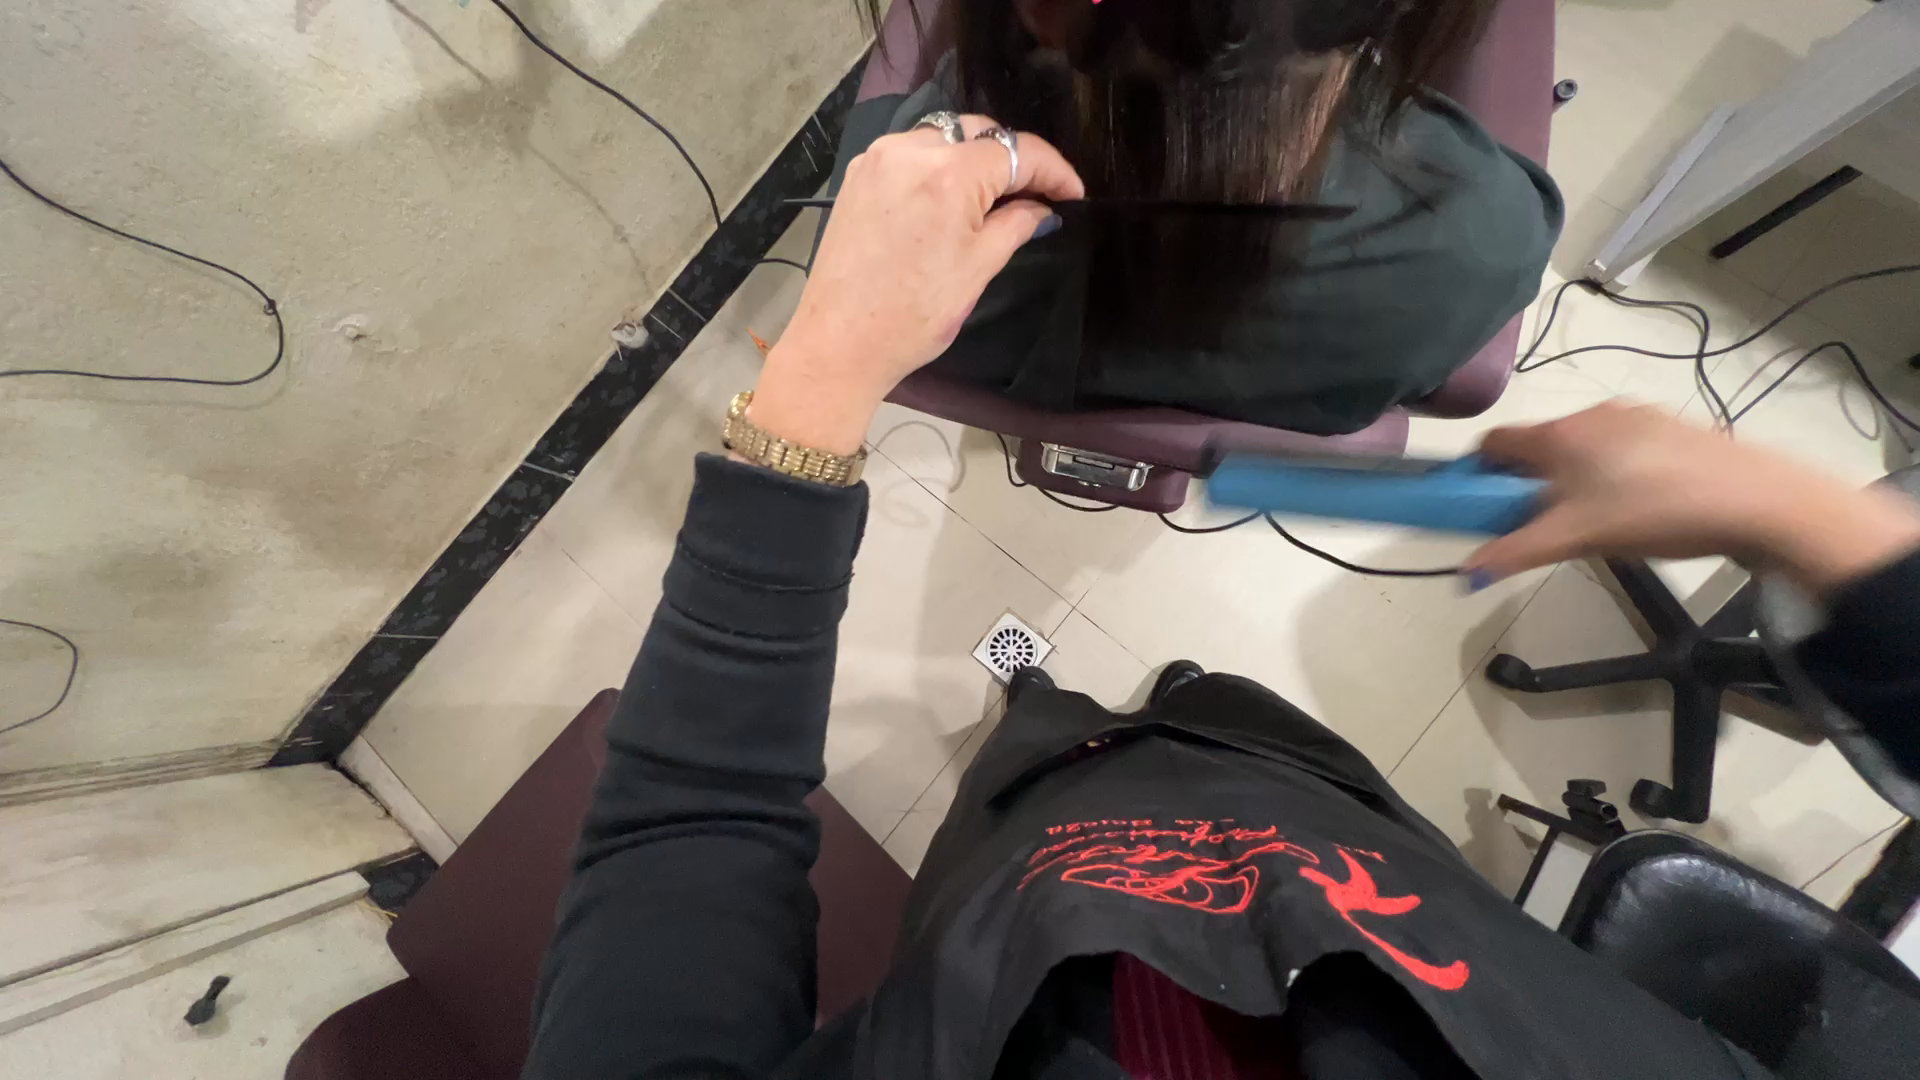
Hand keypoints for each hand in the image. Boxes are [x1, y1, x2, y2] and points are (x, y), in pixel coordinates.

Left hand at [748, 116, 1084, 454]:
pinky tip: (947, 202)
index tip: (1072, 192)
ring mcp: (879, 160)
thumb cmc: (911, 318)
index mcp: (948, 176)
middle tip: (1034, 198)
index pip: (1016, 150)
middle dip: (1011, 161)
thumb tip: (1042, 209)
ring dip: (972, 162)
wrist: (841, 343)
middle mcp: (911, 152)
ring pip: (943, 139)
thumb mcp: (976, 271)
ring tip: (989, 202)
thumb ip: (1015, 227)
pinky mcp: (858, 177)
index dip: (1053, 170)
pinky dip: (937, 169)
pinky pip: (910, 155)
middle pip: (979, 134)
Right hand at [1465, 401, 1919, 594]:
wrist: (1766, 504)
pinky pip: (1618, 444)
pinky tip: (1639, 500)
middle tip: (1543, 518)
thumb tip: (1463, 574)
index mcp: (1556, 436)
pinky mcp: (1673, 425)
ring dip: (1568, 475)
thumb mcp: (1574, 539)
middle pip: (1533, 446)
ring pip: (1577, 446)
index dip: (1476, 473)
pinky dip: (1610, 468)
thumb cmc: (1652, 513)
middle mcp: (1588, 416)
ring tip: (1596, 514)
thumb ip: (1512, 553)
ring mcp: (1635, 416)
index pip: (1490, 443)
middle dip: (1525, 480)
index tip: (1484, 503)